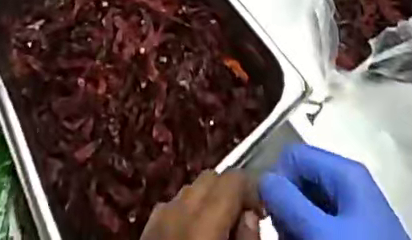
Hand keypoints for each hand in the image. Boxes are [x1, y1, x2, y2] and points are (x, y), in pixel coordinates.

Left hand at [142, 171, 262, 239]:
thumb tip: (250, 216)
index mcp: (202, 219)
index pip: (232, 179)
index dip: (252, 190)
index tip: (263, 211)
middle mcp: (178, 208)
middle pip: (210, 177)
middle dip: (230, 191)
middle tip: (245, 220)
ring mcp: (159, 215)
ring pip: (191, 189)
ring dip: (209, 200)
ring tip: (223, 228)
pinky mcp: (148, 226)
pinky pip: (174, 205)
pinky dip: (189, 211)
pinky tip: (197, 235)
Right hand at [259, 145, 407, 239]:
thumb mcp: (322, 234)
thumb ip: (288, 202)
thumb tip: (263, 179)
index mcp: (345, 173)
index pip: (292, 156)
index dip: (278, 182)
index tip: (273, 216)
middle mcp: (350, 185)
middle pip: (300, 180)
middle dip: (287, 209)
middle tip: (286, 239)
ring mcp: (356, 212)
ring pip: (309, 205)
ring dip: (296, 226)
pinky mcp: (358, 235)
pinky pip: (323, 225)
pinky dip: (310, 235)